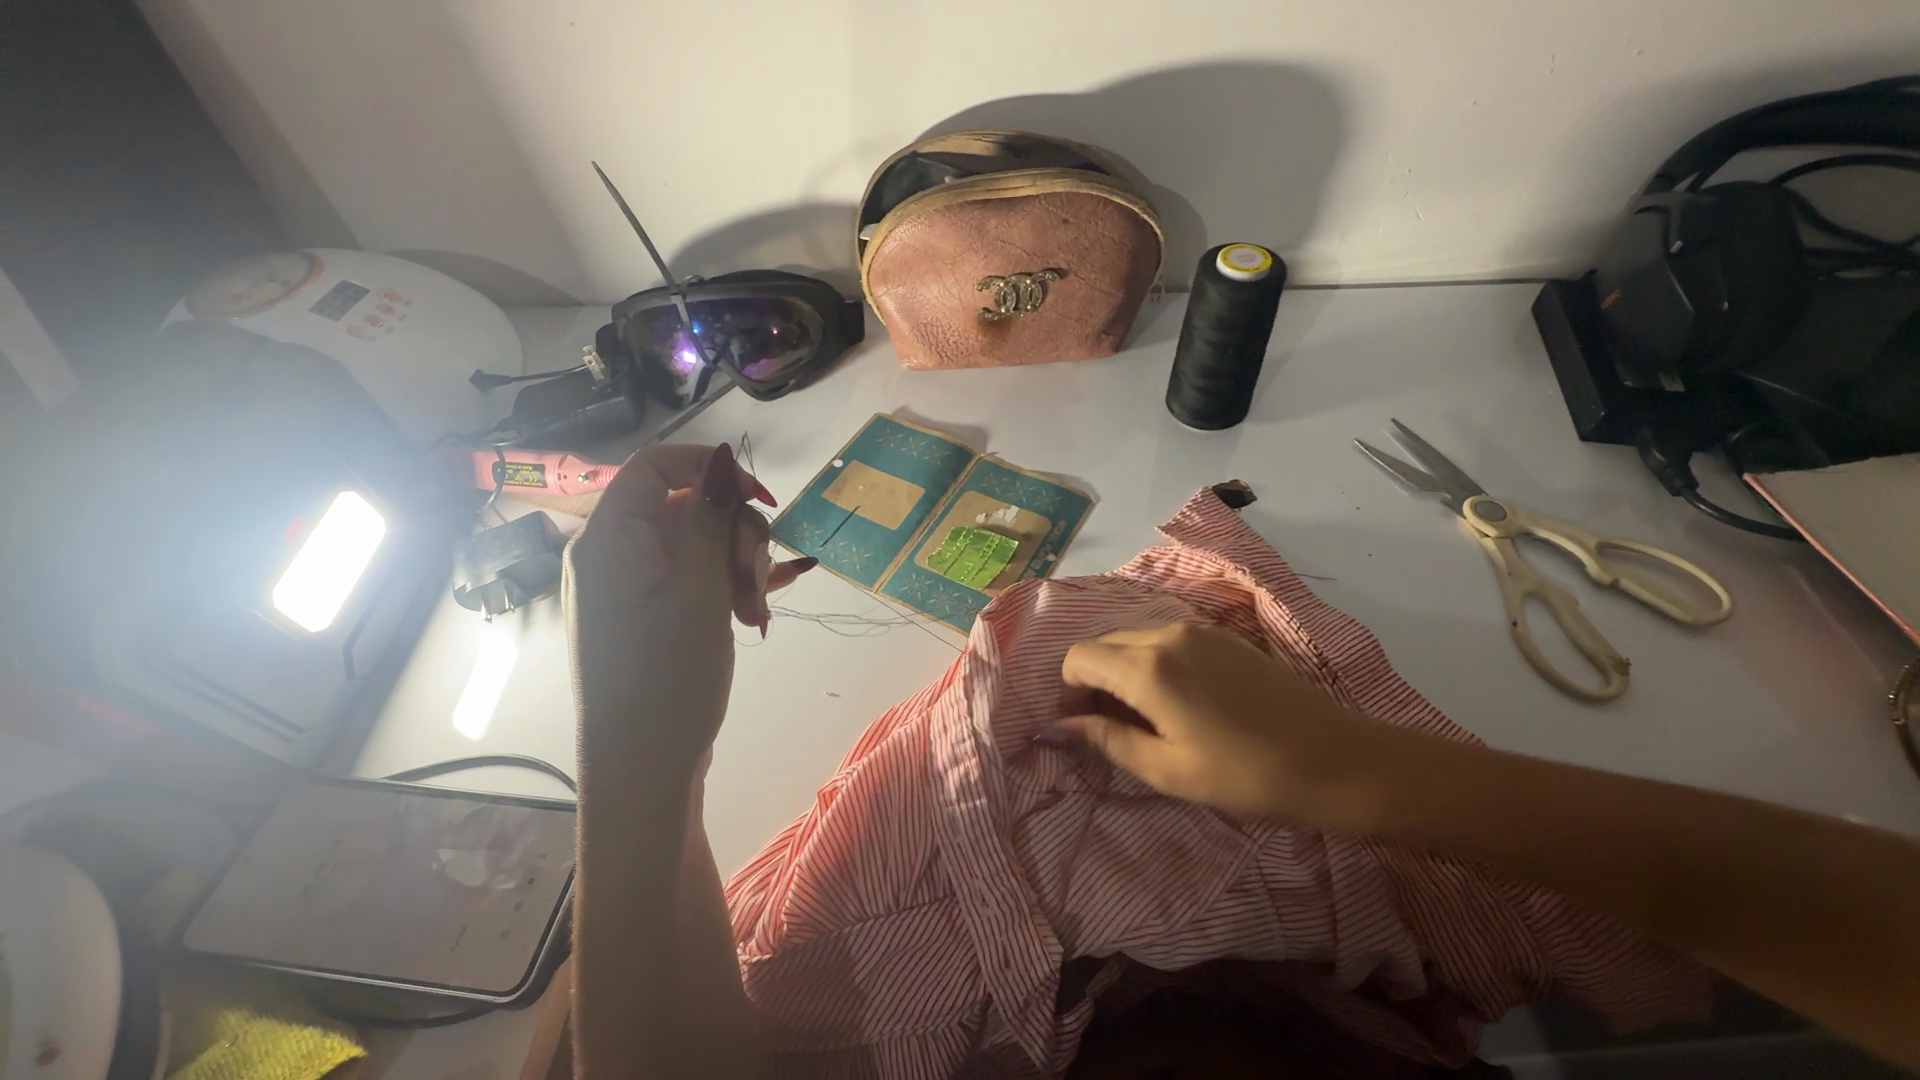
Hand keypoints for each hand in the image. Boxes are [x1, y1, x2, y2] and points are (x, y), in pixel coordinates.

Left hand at [564, 443, 814, 771]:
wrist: (643, 770)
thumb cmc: (666, 677)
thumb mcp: (698, 592)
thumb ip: (711, 518)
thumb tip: (724, 455)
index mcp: (611, 539)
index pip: (656, 465)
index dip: (711, 469)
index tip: (760, 500)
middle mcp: (617, 555)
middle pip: (688, 506)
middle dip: (735, 534)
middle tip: (755, 579)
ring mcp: (637, 589)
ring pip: (701, 545)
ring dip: (740, 567)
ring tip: (756, 610)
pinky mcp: (656, 617)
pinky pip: (698, 580)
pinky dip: (731, 586)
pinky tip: (766, 602)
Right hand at [1055, 623, 1370, 822]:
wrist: (1333, 758)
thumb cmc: (1244, 775)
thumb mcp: (1167, 770)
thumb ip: (1108, 740)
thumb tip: (1061, 727)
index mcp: (1148, 668)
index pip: (1078, 657)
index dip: (1069, 691)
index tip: (1084, 726)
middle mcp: (1167, 635)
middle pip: (1104, 643)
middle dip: (1094, 679)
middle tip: (1112, 726)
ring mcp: (1198, 630)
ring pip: (1135, 639)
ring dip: (1124, 670)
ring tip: (1148, 716)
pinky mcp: (1223, 635)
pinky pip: (1167, 640)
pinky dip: (1155, 662)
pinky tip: (1181, 701)